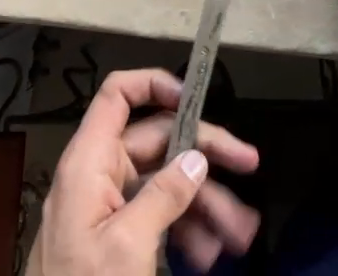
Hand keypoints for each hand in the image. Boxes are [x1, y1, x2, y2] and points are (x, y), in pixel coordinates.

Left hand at [25, 69, 260, 275]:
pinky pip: (159, 216)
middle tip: (248, 162)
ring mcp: (110, 205)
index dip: (154, 85)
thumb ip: (164, 196)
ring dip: (206, 202)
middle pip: (157, 141)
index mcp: (90, 161)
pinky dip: (188, 229)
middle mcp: (100, 174)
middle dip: (205, 156)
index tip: (194, 97)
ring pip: (166, 183)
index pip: (117, 96)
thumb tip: (196, 158)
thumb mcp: (126, 245)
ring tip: (240, 230)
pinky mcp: (117, 235)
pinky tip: (211, 251)